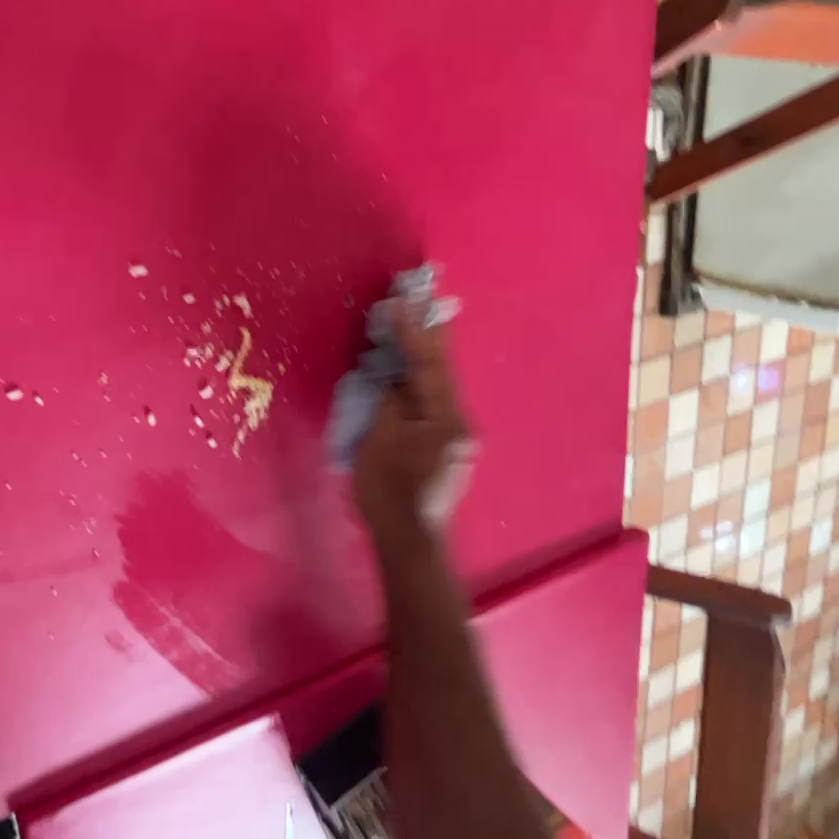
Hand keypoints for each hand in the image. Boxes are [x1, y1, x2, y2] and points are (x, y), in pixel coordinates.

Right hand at [354, 300, 474, 546]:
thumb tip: (395, 381)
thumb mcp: (379, 443)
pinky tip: (409, 371)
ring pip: (437, 387)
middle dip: (429, 334)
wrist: (410, 541)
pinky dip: (420, 381)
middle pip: (442, 371)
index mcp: (446, 420)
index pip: (428, 366)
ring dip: (424, 356)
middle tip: (424, 297)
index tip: (399, 302)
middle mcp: (460, 424)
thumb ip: (390, 404)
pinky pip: (432, 403)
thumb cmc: (388, 494)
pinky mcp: (445, 446)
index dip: (412, 332)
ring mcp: (456, 437)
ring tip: (417, 323)